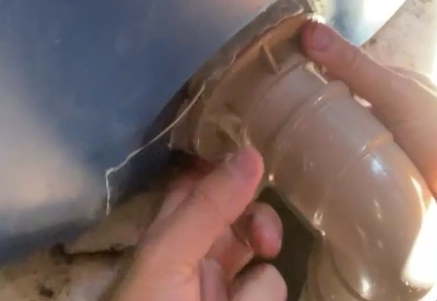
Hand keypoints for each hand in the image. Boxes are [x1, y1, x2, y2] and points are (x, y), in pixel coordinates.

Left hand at [109, 147, 285, 300]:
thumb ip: (209, 206)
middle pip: (244, 226)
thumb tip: (252, 151)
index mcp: (168, 240)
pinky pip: (269, 299)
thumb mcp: (167, 258)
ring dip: (255, 297)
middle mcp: (198, 269)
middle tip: (266, 241)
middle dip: (260, 229)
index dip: (229, 173)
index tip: (259, 161)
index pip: (202, 189)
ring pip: (265, 278)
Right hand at [300, 20, 436, 288]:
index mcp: (400, 88)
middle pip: (346, 115)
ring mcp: (397, 160)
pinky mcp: (396, 198)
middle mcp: (397, 120)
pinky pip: (358, 188)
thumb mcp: (397, 92)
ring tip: (287, 165)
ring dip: (327, 158)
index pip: (347, 74)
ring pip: (349, 153)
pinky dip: (340, 188)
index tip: (275, 83)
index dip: (314, 75)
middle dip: (316, 122)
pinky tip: (315, 194)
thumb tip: (307, 28)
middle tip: (274, 131)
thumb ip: (353, 65)